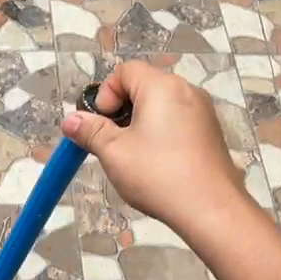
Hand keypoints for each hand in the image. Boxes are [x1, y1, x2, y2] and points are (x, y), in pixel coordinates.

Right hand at [61, 60, 256, 240]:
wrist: (210, 208)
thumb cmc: (157, 174)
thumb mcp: (113, 152)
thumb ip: (90, 131)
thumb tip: (70, 120)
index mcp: (162, 87)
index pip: (126, 70)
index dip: (106, 93)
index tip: (100, 124)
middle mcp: (187, 91)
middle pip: (143, 86)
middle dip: (121, 110)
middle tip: (111, 142)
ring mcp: (203, 112)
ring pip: (160, 106)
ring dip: (139, 124)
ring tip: (131, 156)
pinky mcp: (210, 133)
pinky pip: (176, 121)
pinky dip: (159, 134)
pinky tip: (155, 164)